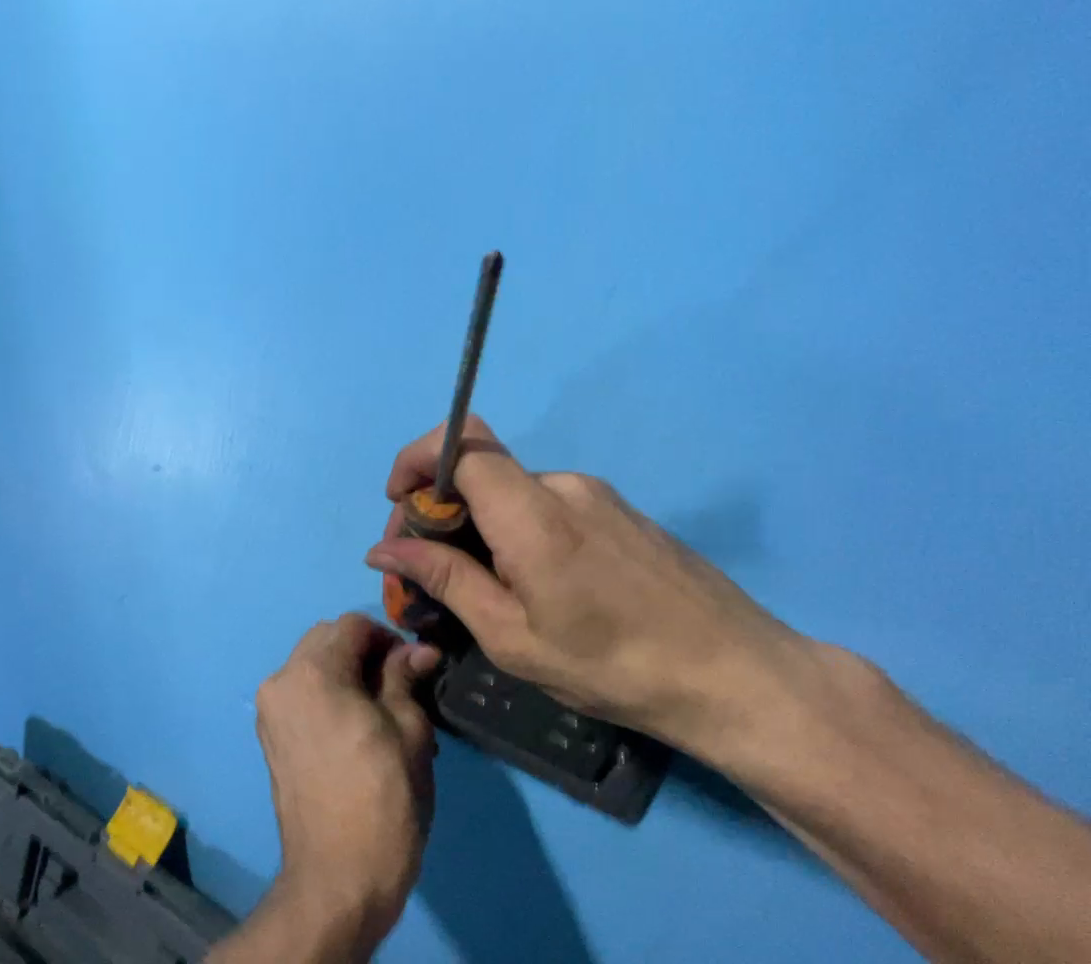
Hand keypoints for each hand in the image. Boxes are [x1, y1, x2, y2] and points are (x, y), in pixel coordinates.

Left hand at [248, 614, 440, 958]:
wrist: (337, 874)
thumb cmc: (383, 799)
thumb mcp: (408, 732)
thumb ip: (404, 679)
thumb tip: (417, 649)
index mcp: (312, 672)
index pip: (351, 625)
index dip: (388, 638)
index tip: (414, 668)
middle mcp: (280, 680)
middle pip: (325, 640)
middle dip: (363, 653)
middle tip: (401, 690)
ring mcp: (269, 709)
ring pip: (311, 666)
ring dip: (345, 674)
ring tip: (381, 714)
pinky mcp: (269, 735)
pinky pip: (300, 695)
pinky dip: (326, 696)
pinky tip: (355, 730)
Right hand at [365, 415, 810, 760]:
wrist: (741, 679)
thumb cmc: (615, 666)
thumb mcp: (512, 637)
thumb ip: (445, 580)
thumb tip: (382, 548)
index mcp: (532, 514)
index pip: (459, 443)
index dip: (416, 461)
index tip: (398, 507)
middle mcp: (564, 488)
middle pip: (478, 474)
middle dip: (436, 512)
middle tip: (422, 574)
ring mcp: (598, 498)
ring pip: (511, 496)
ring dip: (476, 529)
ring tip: (474, 590)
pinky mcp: (621, 515)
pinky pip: (547, 510)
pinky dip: (515, 535)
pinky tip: (527, 588)